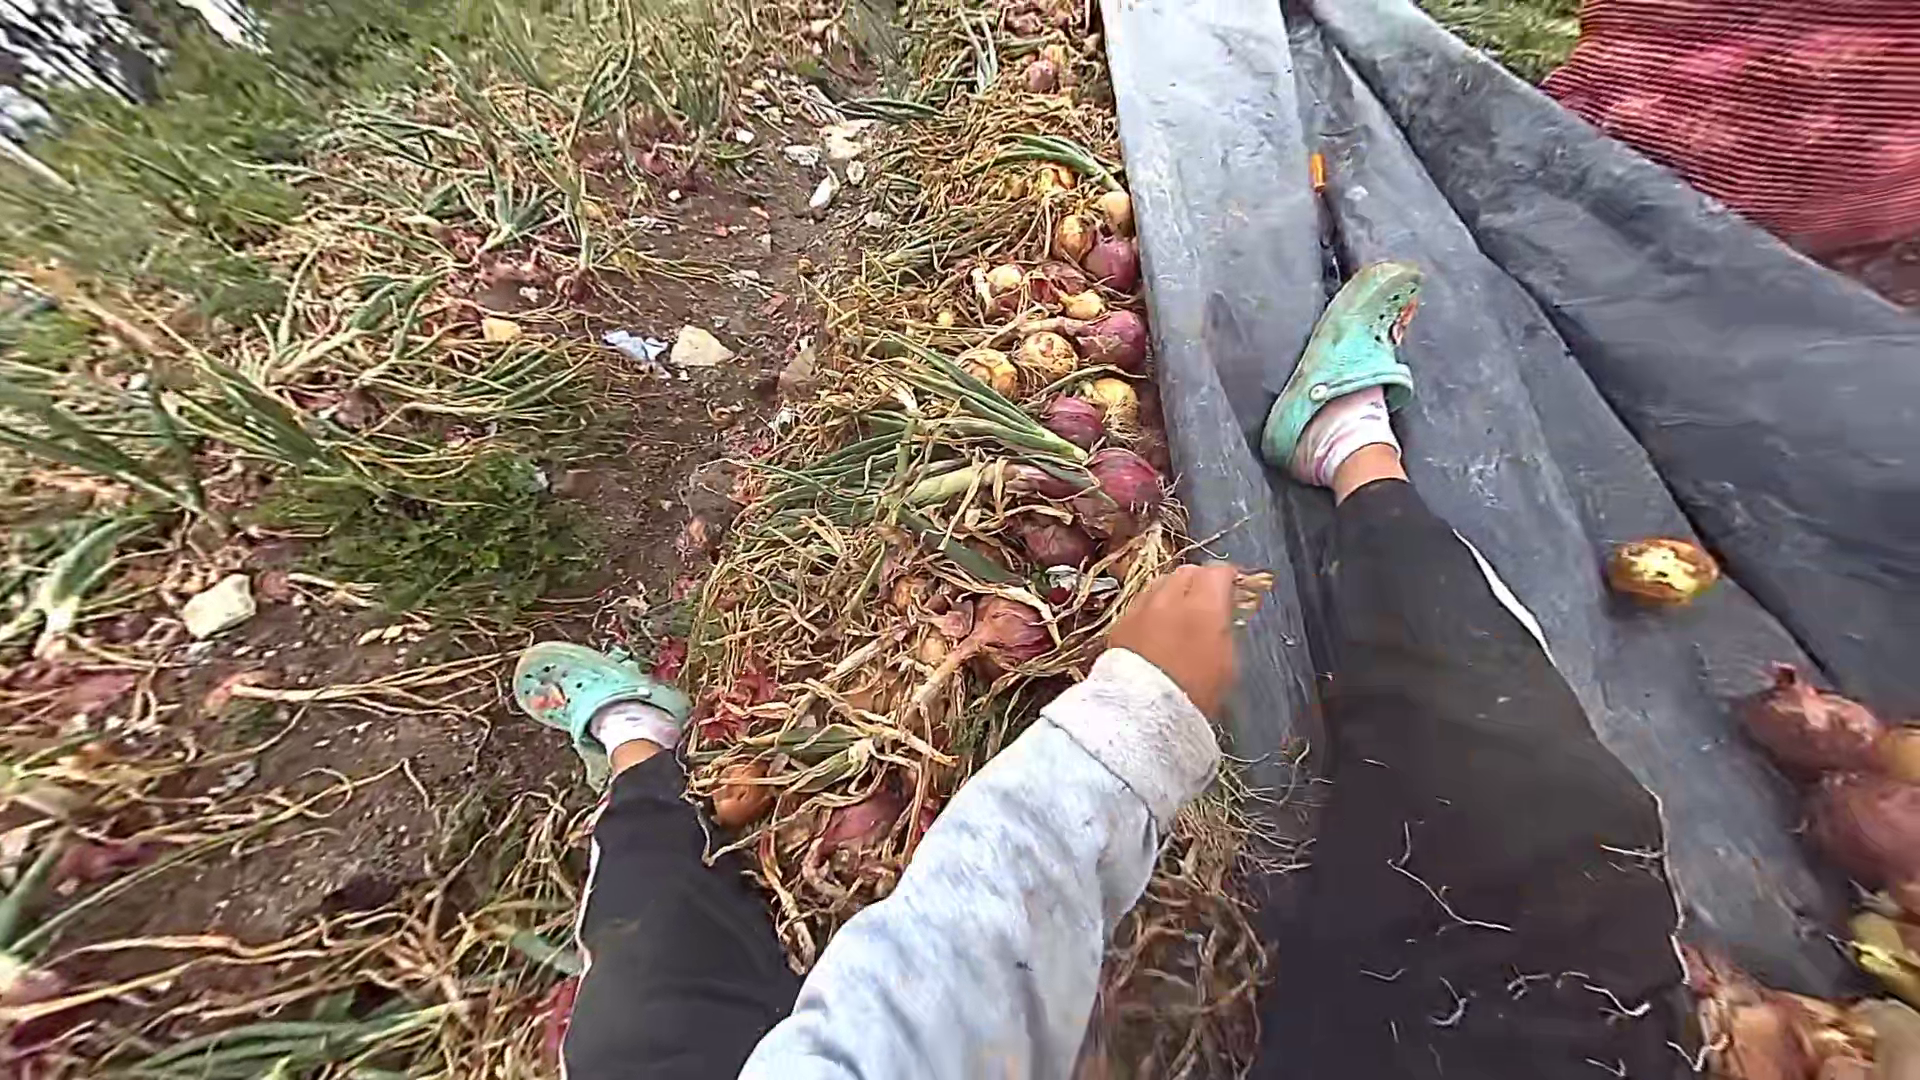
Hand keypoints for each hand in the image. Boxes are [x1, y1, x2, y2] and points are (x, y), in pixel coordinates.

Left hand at [1108, 563, 1238, 716]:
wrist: (1141, 708)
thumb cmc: (1194, 693)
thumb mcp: (1227, 663)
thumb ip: (1226, 629)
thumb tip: (1224, 615)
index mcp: (1204, 607)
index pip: (1218, 572)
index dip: (1228, 577)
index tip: (1233, 586)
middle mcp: (1170, 599)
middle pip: (1187, 572)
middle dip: (1200, 579)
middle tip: (1208, 596)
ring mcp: (1141, 607)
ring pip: (1160, 582)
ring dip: (1174, 589)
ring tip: (1180, 608)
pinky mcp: (1121, 621)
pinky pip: (1140, 602)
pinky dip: (1152, 606)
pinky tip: (1156, 623)